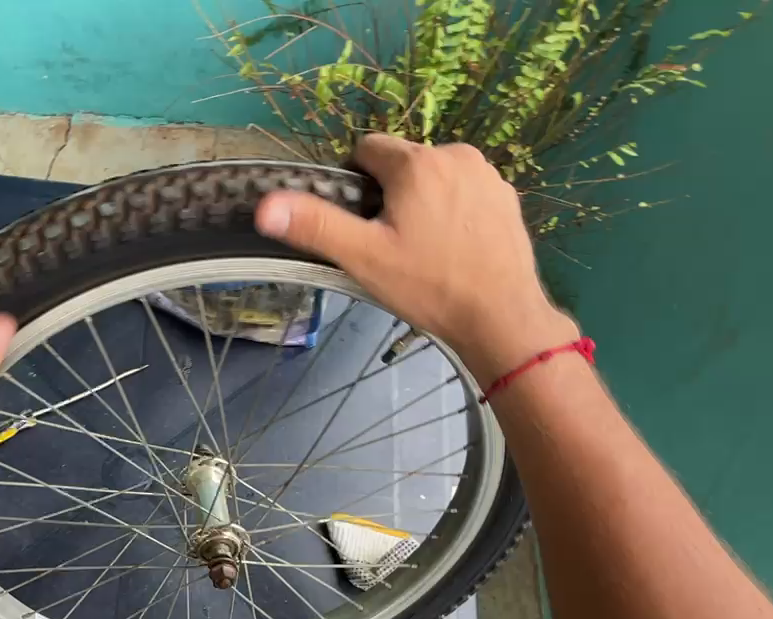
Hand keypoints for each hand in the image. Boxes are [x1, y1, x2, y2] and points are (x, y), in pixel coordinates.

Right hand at [256, 134, 579, 381]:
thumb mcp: (363, 259)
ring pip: (435, 179)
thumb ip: (315, 226)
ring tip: (422, 253)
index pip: (368, 149)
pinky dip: (453, 214)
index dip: (354, 184)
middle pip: (402, 165)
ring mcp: (487, 175)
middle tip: (390, 246)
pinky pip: (465, 194)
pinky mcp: (506, 198)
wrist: (499, 316)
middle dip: (390, 196)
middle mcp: (455, 154)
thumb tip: (265, 205)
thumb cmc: (427, 286)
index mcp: (416, 163)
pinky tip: (453, 253)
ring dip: (422, 203)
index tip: (360, 224)